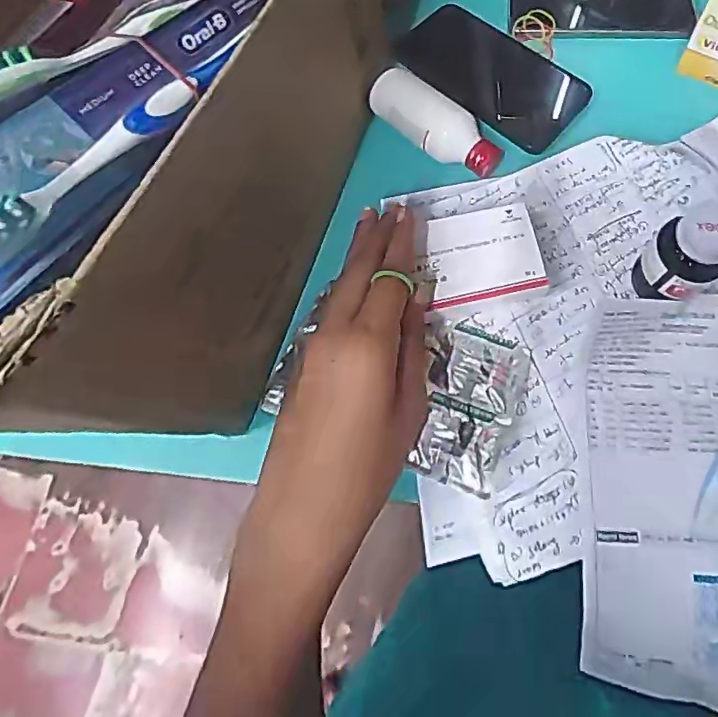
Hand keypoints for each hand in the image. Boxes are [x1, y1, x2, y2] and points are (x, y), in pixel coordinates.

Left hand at [239, 205, 430, 606]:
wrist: (301, 509)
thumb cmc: (368, 467)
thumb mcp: (409, 409)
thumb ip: (412, 349)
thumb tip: (416, 304)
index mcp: (368, 342)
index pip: (390, 279)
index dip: (402, 246)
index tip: (409, 216)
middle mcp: (335, 332)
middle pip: (356, 272)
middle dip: (373, 237)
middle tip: (387, 207)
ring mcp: (312, 345)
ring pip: (338, 287)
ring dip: (355, 255)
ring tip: (368, 225)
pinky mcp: (302, 360)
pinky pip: (329, 309)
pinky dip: (344, 284)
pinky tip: (351, 279)